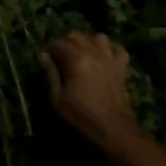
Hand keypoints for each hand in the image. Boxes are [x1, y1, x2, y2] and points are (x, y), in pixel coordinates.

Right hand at [42, 32, 140, 148]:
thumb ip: (51, 74)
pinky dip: (109, 48)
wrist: (112, 128)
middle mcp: (94, 54)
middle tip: (59, 54)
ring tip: (81, 52)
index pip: (59, 43)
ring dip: (87, 41)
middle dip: (66, 41)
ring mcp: (110, 59)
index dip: (49, 47)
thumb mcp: (58, 98)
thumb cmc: (81, 116)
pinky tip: (102, 57)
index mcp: (77, 60)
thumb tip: (44, 56)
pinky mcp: (121, 67)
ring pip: (98, 37)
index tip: (45, 55)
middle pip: (78, 36)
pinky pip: (117, 48)